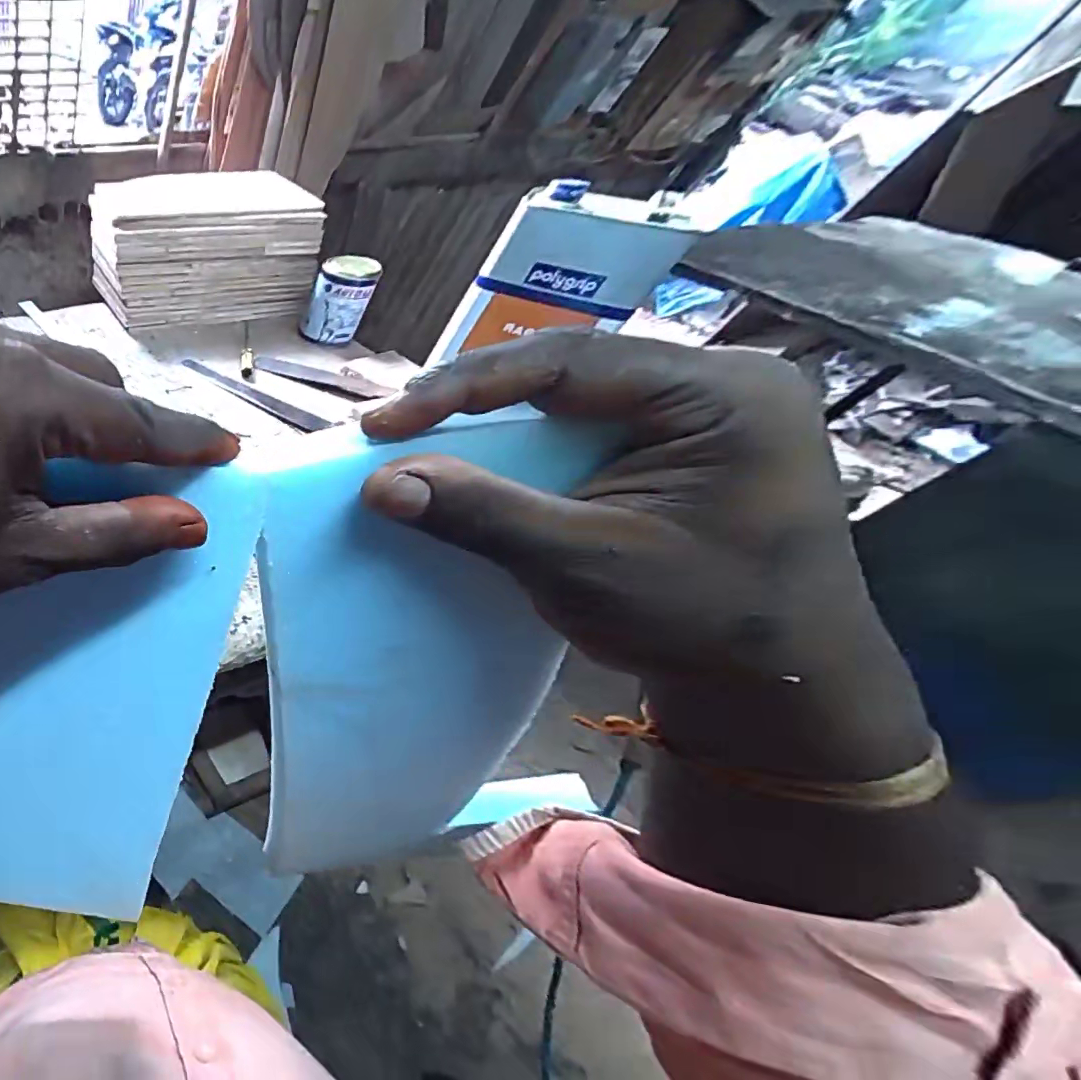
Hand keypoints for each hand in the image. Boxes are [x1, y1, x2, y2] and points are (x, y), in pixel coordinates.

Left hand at [0, 315, 238, 852]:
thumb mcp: (25, 554)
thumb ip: (116, 533)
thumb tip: (192, 522)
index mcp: (24, 395)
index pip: (131, 419)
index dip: (187, 439)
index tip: (232, 446)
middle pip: (97, 381)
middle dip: (129, 426)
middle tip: (150, 471)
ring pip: (55, 364)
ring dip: (83, 407)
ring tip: (82, 459)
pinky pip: (8, 359)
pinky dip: (37, 392)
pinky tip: (22, 434)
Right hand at [359, 330, 971, 916]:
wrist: (772, 682)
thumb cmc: (699, 621)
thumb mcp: (581, 564)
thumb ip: (481, 514)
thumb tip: (378, 484)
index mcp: (720, 392)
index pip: (566, 360)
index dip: (462, 386)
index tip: (385, 421)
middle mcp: (710, 381)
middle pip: (561, 366)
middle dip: (467, 395)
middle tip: (391, 423)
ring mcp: (690, 409)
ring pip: (560, 392)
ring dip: (483, 415)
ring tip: (415, 430)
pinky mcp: (665, 441)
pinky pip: (571, 422)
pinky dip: (511, 440)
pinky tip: (471, 451)